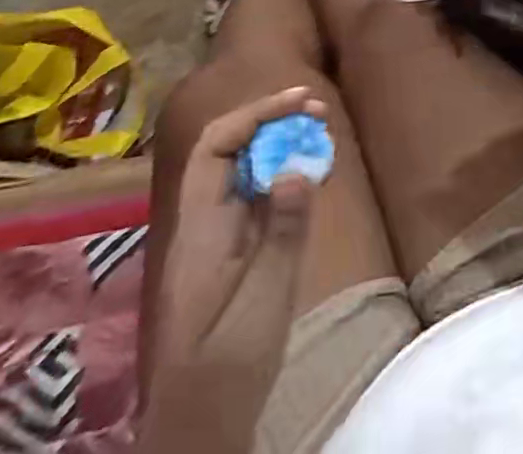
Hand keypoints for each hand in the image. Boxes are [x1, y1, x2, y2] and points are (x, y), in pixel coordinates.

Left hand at [142, 87, 321, 451]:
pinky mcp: (232, 254)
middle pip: (226, 153)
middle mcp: (203, 226)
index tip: (302, 101)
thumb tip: (298, 169)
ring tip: (322, 136)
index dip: (255, 115)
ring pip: (242, 173)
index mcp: (200, 231)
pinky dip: (284, 178)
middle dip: (270, 122)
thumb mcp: (264, 301)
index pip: (214, 150)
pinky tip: (311, 178)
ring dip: (279, 147)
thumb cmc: (229, 367)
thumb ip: (282, 235)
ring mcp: (217, 240)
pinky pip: (255, 200)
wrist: (200, 423)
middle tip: (320, 112)